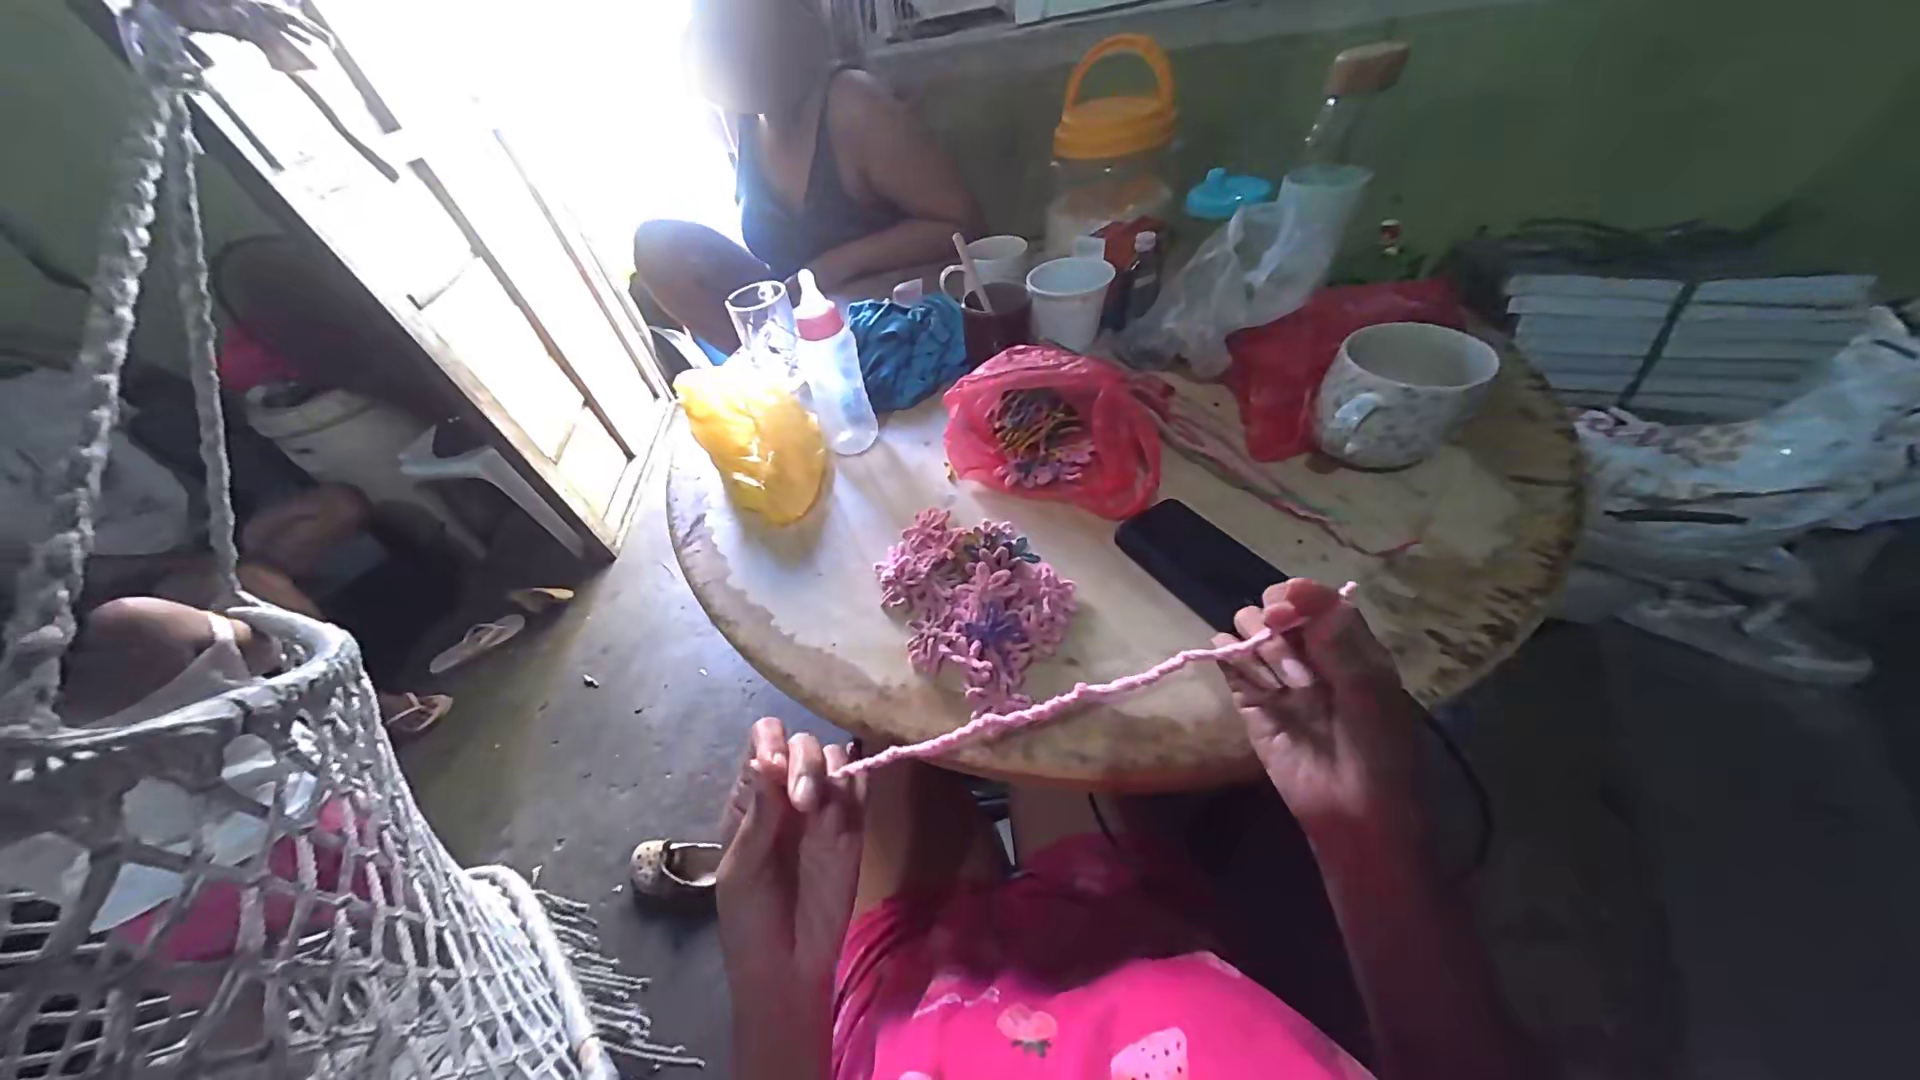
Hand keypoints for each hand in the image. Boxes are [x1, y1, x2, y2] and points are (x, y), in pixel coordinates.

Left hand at [716, 718, 865, 1075]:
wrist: (789, 968)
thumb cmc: (749, 920)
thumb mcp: (741, 868)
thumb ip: (758, 814)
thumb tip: (763, 759)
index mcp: (753, 795)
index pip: (764, 739)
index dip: (771, 741)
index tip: (774, 765)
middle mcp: (789, 790)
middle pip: (804, 743)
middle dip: (804, 760)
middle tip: (801, 800)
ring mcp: (825, 805)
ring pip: (837, 757)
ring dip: (829, 771)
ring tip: (816, 808)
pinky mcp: (854, 823)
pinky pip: (862, 785)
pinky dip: (857, 783)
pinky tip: (844, 806)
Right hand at [1212, 580, 1424, 849]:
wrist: (1353, 812)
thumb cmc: (1378, 751)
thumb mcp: (1370, 691)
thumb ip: (1337, 638)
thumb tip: (1298, 589)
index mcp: (1345, 643)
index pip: (1312, 598)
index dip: (1295, 596)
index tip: (1284, 614)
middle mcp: (1306, 650)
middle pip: (1272, 607)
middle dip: (1272, 623)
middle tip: (1285, 656)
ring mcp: (1274, 671)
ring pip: (1244, 628)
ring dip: (1257, 647)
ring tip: (1280, 685)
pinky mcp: (1247, 694)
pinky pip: (1226, 658)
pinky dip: (1232, 659)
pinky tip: (1256, 686)